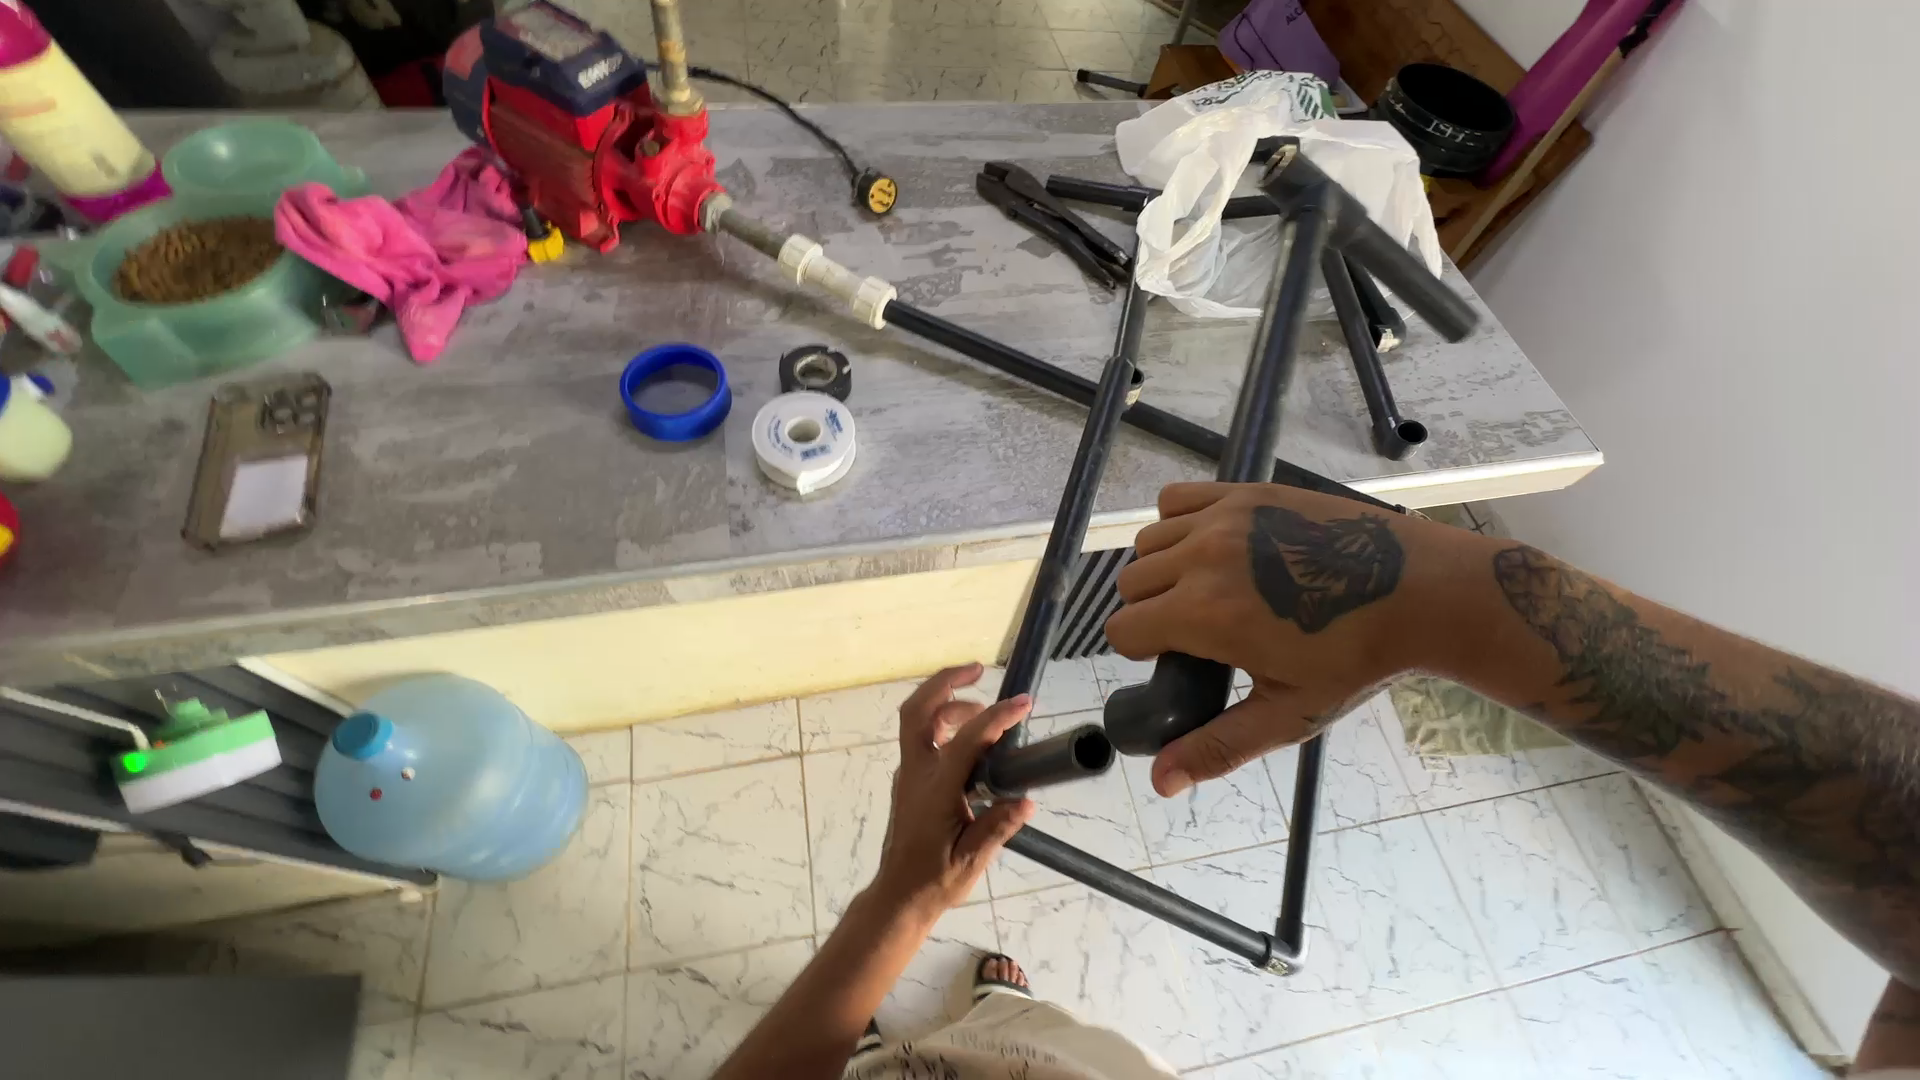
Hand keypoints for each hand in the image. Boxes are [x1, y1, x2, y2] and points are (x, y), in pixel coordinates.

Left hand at [870, 664, 1036, 919]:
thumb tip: (1026, 802)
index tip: (1023, 704)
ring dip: (946, 700)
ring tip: (982, 705)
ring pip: (916, 719)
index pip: (967, 741)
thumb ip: (997, 827)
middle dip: (945, 682)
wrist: (899, 895)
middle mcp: (917, 773)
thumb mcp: (972, 861)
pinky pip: (921, 735)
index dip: (996, 718)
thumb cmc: (934, 880)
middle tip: (978, 669)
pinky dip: (942, 719)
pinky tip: (967, 731)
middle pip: (918, 710)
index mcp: (935, 790)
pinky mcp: (910, 778)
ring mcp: (909, 773)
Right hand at [1104, 482, 1483, 796]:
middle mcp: (1201, 558)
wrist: (1423, 593)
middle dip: (1151, 610)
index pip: (1123, 628)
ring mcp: (1222, 519)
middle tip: (1197, 627)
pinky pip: (1174, 500)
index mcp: (1205, 615)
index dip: (1143, 650)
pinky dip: (1176, 521)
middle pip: (1130, 583)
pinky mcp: (1244, 493)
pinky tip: (1209, 544)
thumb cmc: (1355, 660)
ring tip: (1206, 586)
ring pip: (1148, 542)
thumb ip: (1216, 746)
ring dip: (1161, 568)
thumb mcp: (1286, 713)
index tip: (1179, 656)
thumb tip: (1159, 784)